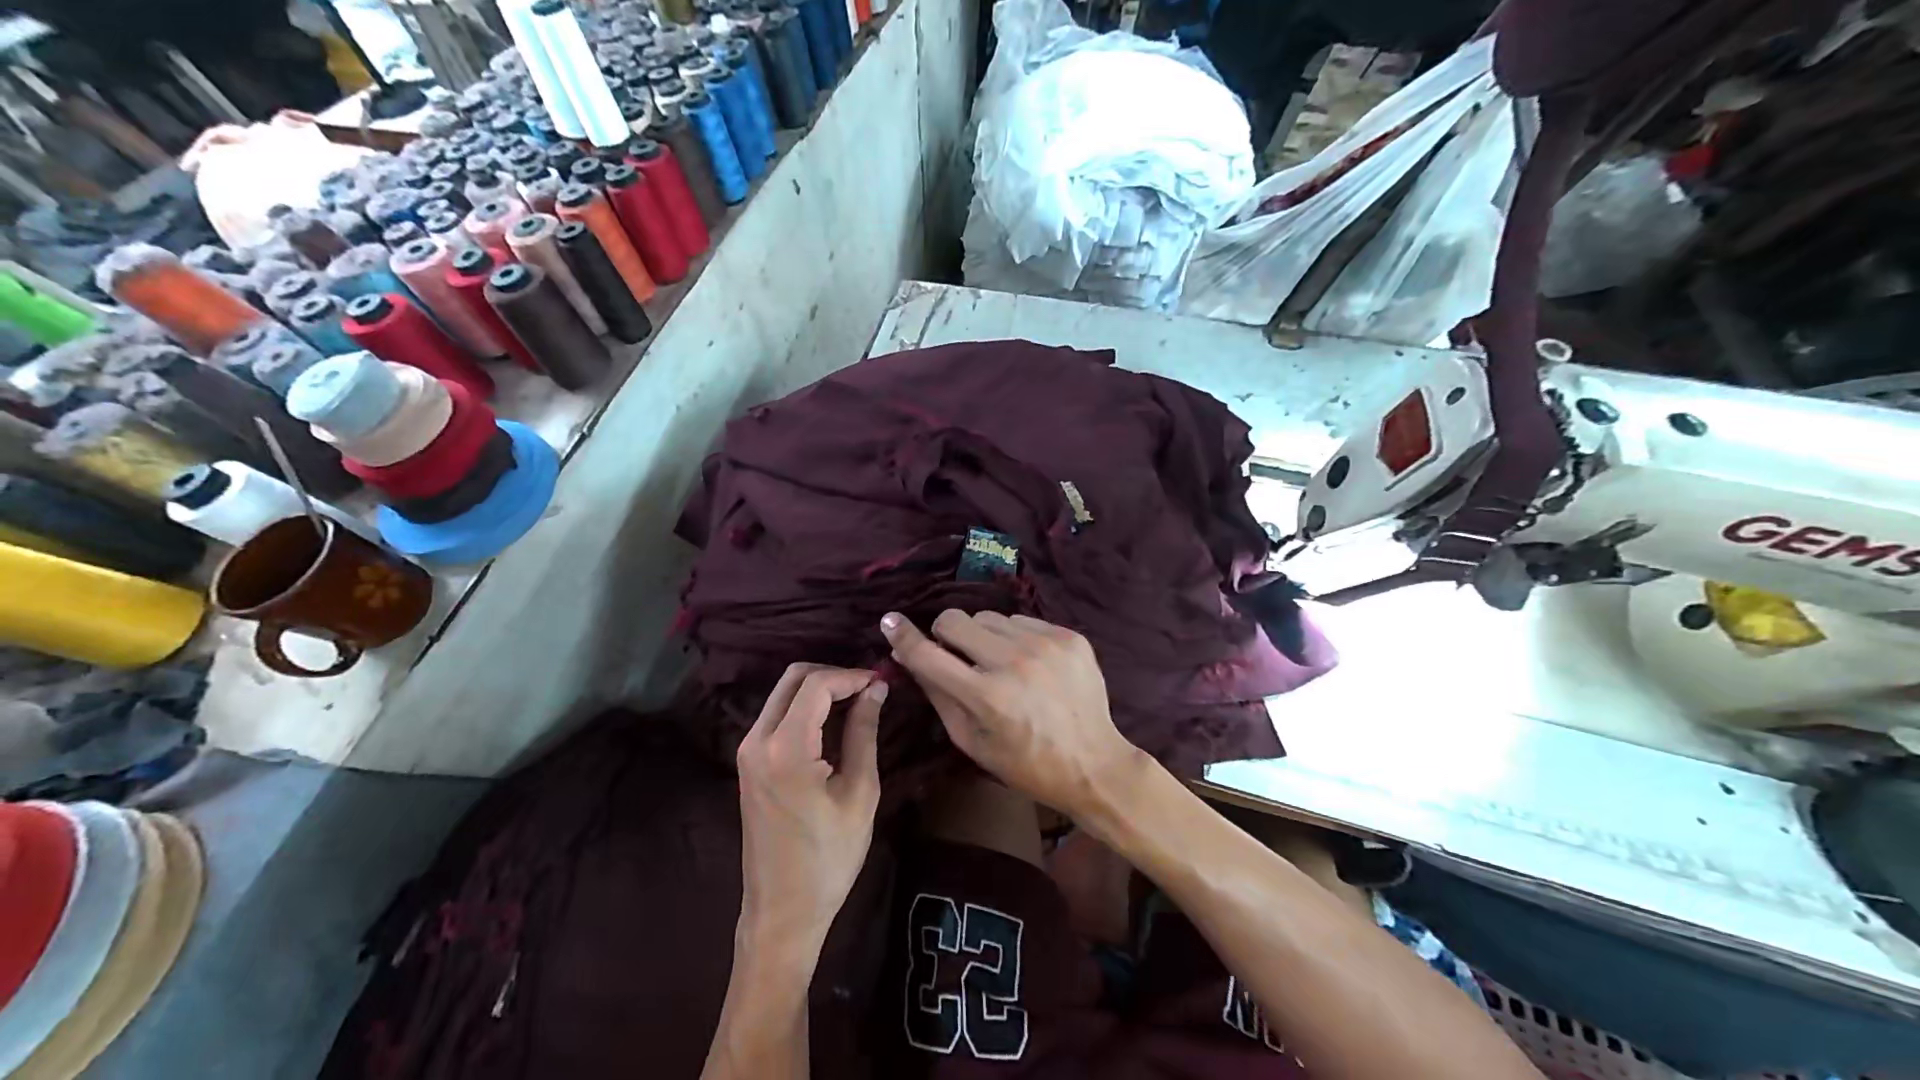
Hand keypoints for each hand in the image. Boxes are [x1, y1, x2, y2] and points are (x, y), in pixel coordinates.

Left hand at [736, 664, 887, 952]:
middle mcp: (757, 741)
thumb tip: (877, 689)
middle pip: (793, 679)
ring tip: (858, 699)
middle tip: (870, 687)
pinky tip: (834, 719)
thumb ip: (864, 733)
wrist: (783, 910)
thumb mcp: (859, 793)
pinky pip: (777, 716)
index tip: (882, 682)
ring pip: (783, 694)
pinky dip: (806, 707)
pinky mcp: (748, 763)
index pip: (816, 684)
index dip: (852, 675)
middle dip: (833, 674)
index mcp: (784, 749)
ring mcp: (747, 751)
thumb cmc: (828, 858)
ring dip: (819, 688)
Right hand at [879, 611, 1143, 819]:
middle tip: (960, 658)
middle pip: (956, 620)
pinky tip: (1030, 664)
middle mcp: (1014, 662)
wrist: (1093, 763)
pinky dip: (1016, 638)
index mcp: (986, 696)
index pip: (929, 654)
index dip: (904, 636)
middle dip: (948, 635)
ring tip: (1000, 665)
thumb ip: (937, 694)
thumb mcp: (971, 740)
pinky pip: (1023, 620)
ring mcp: (1046, 645)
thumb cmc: (1024, 763)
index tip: (890, 621)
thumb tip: (907, 654)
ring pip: (989, 617)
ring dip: (984, 636)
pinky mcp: (1070, 637)